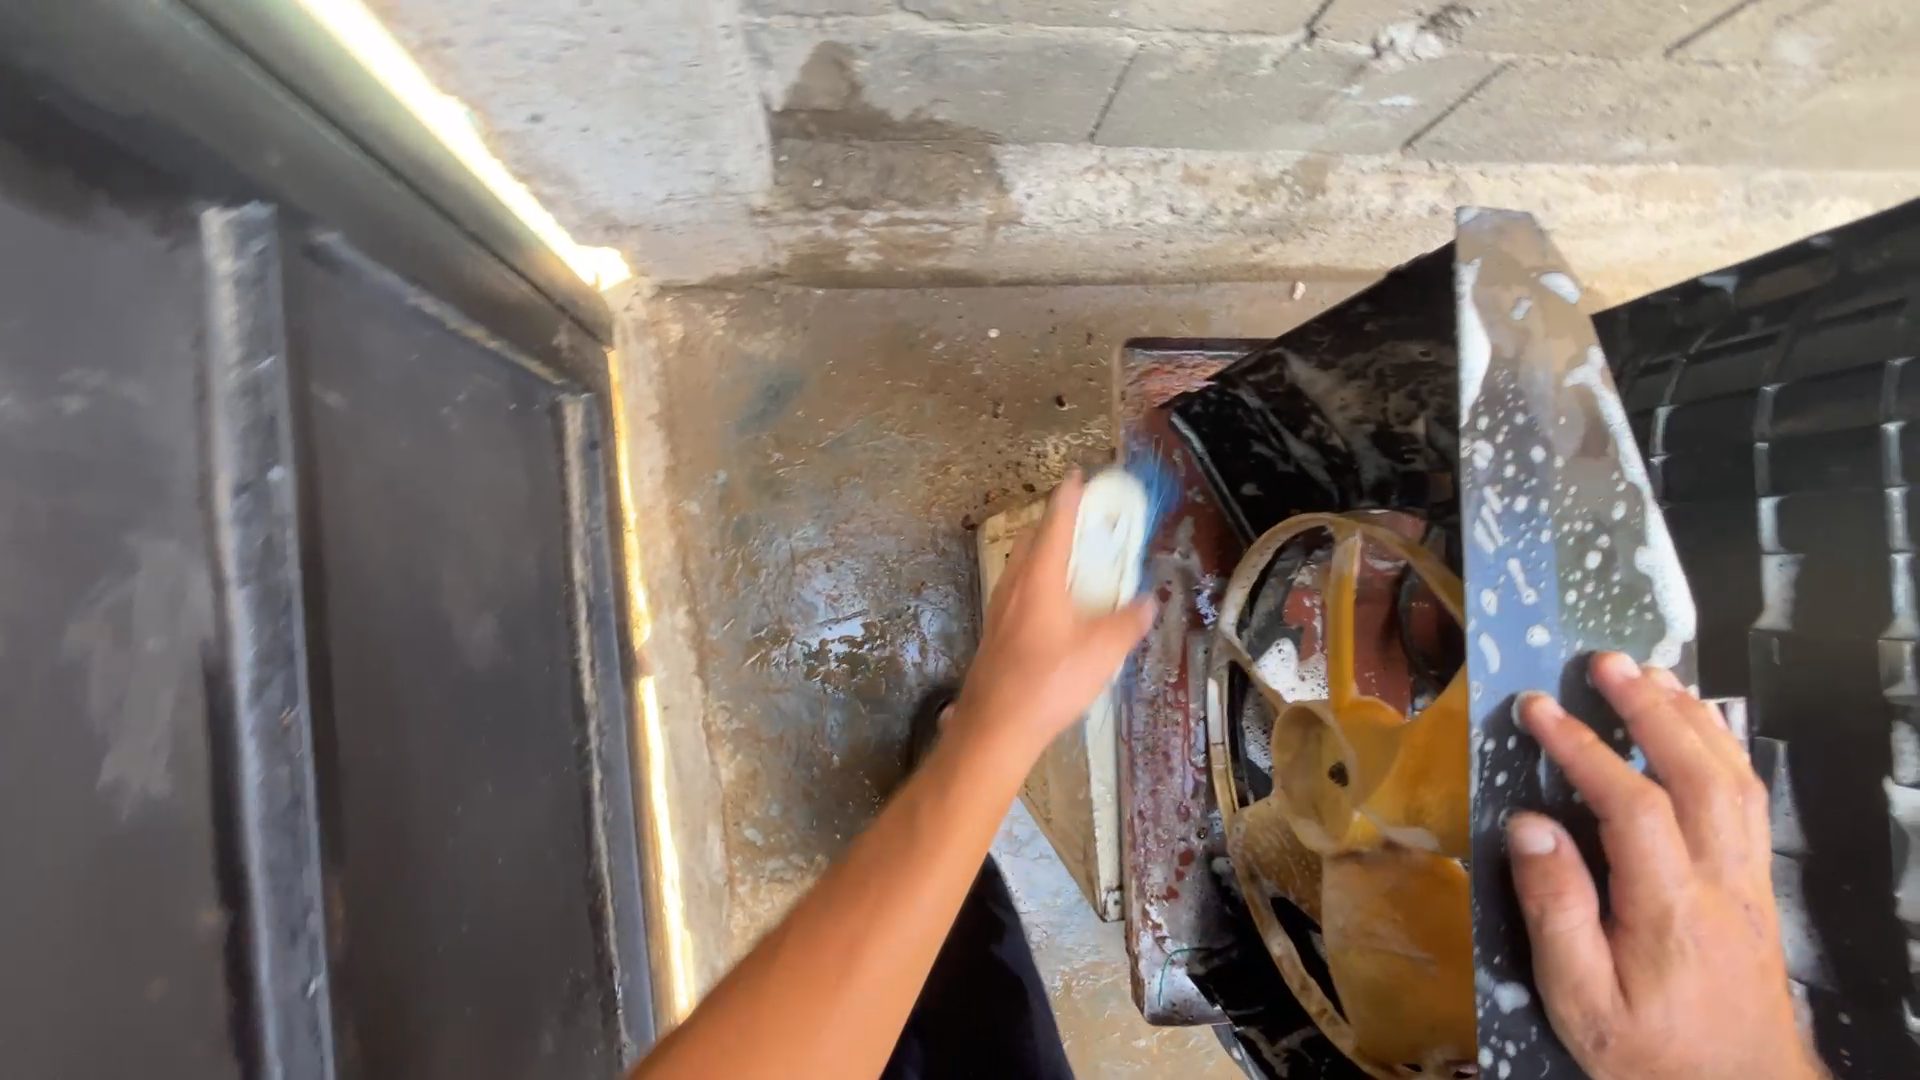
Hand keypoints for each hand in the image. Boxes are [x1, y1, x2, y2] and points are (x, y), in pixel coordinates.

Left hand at [951, 469, 1155, 760]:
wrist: (995, 725)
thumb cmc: (1049, 682)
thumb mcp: (1102, 653)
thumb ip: (1128, 623)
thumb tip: (1148, 602)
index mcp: (1039, 578)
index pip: (1055, 524)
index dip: (1069, 497)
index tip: (1077, 476)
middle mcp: (1014, 584)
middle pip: (1033, 539)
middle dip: (1055, 521)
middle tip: (1080, 518)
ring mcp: (999, 608)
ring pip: (1021, 564)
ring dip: (1044, 550)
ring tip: (1070, 556)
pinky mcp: (994, 630)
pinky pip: (1018, 588)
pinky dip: (1037, 577)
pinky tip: (1050, 601)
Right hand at [1507, 652, 1824, 1079]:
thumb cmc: (1644, 1049)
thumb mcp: (1578, 995)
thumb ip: (1553, 908)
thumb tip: (1528, 825)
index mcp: (1670, 908)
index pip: (1633, 807)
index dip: (1585, 748)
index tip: (1536, 707)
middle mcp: (1721, 883)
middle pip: (1702, 778)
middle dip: (1652, 711)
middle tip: (1608, 662)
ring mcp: (1746, 882)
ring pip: (1736, 784)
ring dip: (1692, 720)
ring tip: (1652, 675)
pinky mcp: (1752, 887)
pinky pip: (1746, 802)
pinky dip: (1721, 751)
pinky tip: (1694, 727)